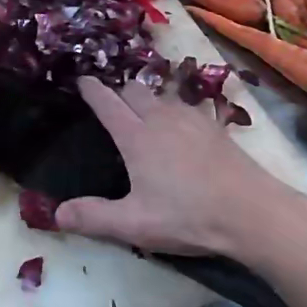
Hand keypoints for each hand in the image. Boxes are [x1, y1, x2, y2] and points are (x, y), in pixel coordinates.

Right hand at [54, 75, 306, 258]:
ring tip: (142, 114)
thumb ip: (94, 217)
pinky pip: (183, 105)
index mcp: (137, 137)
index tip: (82, 81)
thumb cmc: (188, 217)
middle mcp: (160, 117)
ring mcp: (190, 117)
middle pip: (133, 89)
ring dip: (146, 98)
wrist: (250, 209)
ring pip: (160, 94)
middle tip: (110, 103)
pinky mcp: (212, 123)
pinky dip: (171, 108)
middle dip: (118, 90)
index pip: (107, 102)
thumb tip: (56, 213)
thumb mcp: (136, 225)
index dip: (91, 89)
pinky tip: (178, 128)